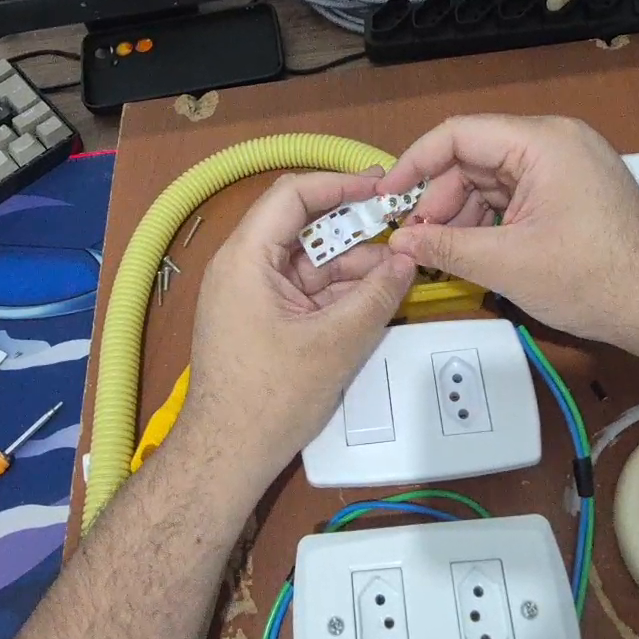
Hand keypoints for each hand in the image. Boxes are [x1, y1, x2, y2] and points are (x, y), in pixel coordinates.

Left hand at [181, 170, 416, 482]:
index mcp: (246, 258)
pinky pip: (304, 288)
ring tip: (397, 269)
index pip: (293, 195)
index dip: (340, 184)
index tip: (382, 187)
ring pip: (308, 260)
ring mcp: (251, 292)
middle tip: (399, 226)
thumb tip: (409, 260)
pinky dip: (337, 290)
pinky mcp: (262, 316)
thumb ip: (376, 295)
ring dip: (351, 262)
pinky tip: (374, 295)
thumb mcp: (335, 343)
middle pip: (302, 226)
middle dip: (352, 226)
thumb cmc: (271, 398)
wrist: (228, 454)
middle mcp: (243, 265)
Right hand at [381, 114, 638, 357]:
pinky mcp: (571, 188)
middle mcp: (554, 141)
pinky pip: (514, 193)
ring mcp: (566, 164)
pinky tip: (471, 248)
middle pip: (474, 156)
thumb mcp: (506, 264)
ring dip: (461, 212)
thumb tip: (397, 244)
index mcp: (542, 142)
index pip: (459, 134)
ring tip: (440, 250)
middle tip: (416, 239)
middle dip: (440, 198)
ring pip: (491, 177)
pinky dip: (488, 218)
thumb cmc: (591, 279)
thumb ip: (443, 247)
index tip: (386, 196)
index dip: (415, 163)